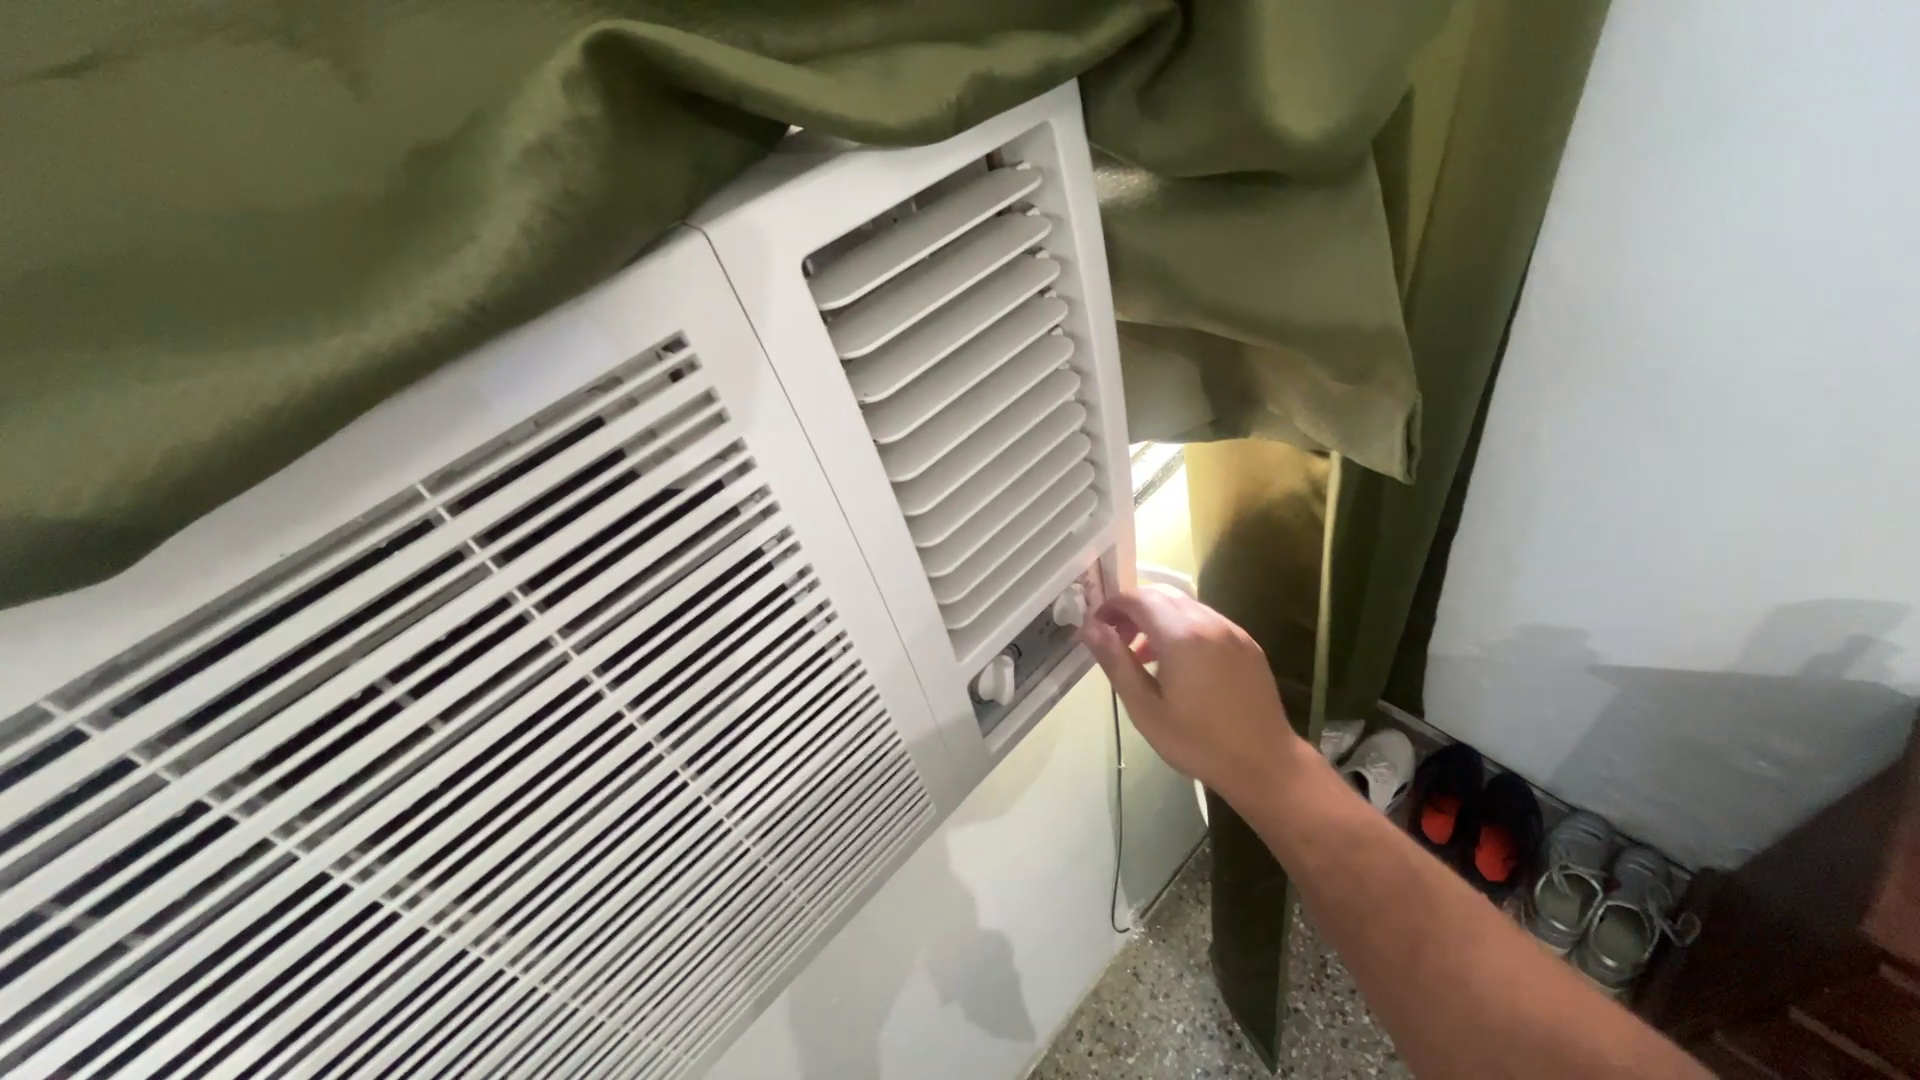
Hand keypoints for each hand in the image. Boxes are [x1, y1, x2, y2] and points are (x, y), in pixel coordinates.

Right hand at [1079, 586, 1306, 804]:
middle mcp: (1209, 622)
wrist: (1264, 763)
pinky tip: (1178, 664)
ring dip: (1158, 618)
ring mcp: (1233, 631)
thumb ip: (1116, 662)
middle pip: (1162, 594)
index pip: (1138, 598)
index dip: (1112, 607)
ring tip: (1143, 656)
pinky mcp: (1247, 644)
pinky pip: (1207, 621)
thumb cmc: (1197, 741)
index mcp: (1181, 635)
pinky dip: (1183, 628)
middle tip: (1116, 639)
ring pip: (1186, 605)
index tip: (1097, 629)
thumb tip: (1090, 628)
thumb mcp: (1144, 708)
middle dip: (1134, 609)